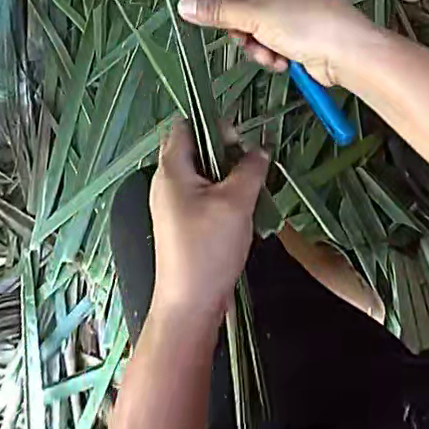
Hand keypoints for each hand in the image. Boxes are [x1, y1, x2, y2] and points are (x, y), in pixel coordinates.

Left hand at [148, 120, 268, 330]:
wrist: (190, 306)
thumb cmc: (208, 248)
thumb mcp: (236, 201)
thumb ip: (251, 168)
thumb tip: (261, 149)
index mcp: (171, 169)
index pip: (185, 125)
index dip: (213, 123)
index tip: (239, 140)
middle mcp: (167, 182)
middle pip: (196, 147)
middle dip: (226, 149)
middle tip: (250, 164)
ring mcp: (173, 204)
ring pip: (203, 172)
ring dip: (229, 173)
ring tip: (252, 186)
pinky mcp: (183, 223)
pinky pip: (204, 194)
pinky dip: (224, 193)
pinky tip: (244, 208)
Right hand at [177, 0, 382, 87]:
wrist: (346, 53)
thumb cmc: (302, 21)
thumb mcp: (254, 13)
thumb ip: (217, 10)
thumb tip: (183, 4)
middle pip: (243, 0)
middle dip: (239, 24)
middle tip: (241, 35)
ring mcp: (293, 7)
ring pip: (254, 24)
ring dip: (255, 43)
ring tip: (267, 53)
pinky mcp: (299, 32)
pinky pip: (270, 39)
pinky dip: (271, 52)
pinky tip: (280, 61)